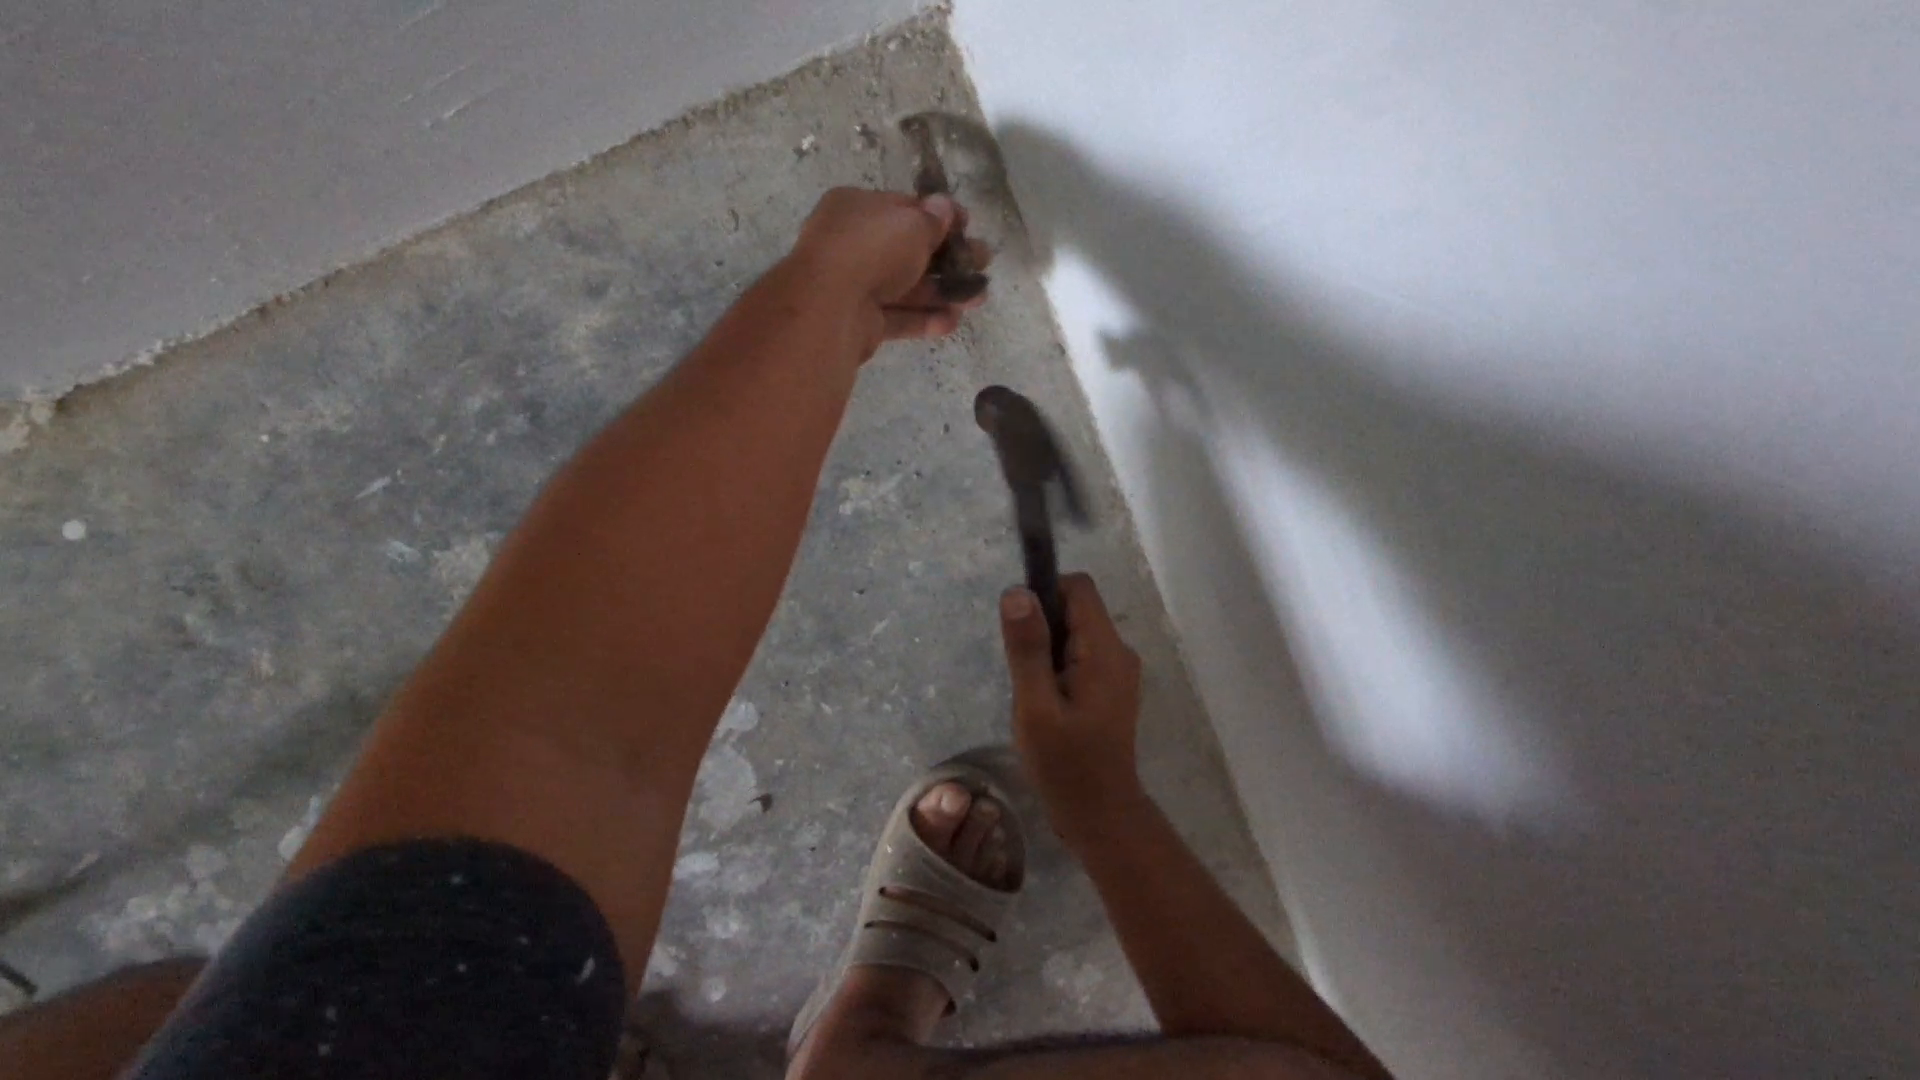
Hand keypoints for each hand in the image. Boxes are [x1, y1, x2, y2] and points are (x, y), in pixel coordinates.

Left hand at [788, 187, 989, 345]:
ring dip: (942, 293)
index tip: (968, 226)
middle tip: (983, 264)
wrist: (831, 305)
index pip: (903, 209)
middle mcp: (851, 244)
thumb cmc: (872, 248)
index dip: (938, 217)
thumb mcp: (911, 224)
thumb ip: (933, 219)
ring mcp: (854, 285)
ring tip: (978, 299)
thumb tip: (945, 208)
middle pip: (907, 251)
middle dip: (948, 259)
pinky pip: (896, 317)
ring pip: (905, 287)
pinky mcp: (859, 322)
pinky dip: (923, 319)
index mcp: (856, 208)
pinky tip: (952, 322)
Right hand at [999, 573, 1145, 846]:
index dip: (1044, 594)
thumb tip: (1016, 593)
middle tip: (1025, 677)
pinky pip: (1080, 657)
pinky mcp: (1111, 690)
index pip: (1078, 587)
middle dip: (1042, 630)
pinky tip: (1047, 707)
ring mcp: (1118, 672)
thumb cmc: (1066, 764)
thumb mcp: (1035, 706)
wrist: (1100, 815)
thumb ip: (1027, 648)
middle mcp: (1119, 652)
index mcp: (1105, 650)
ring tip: (1034, 697)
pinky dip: (1057, 670)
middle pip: (1076, 609)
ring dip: (1047, 653)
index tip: (1019, 630)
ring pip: (1075, 634)